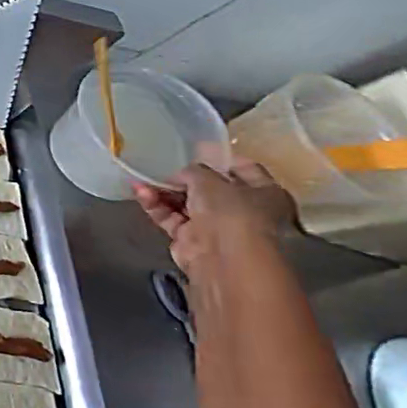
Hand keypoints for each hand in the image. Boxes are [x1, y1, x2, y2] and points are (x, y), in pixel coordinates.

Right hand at [133, 162, 295, 281]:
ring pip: (186, 204)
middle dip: (182, 179)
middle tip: (159, 167)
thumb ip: (193, 171)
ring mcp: (217, 228)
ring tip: (140, 180)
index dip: (218, 158)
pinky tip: (140, 193)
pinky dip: (157, 207)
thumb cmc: (230, 211)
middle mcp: (244, 211)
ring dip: (163, 192)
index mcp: (265, 193)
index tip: (196, 149)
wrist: (223, 259)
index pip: (243, 169)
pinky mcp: (193, 242)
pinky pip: (172, 219)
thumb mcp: (209, 179)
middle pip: (209, 189)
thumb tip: (182, 175)